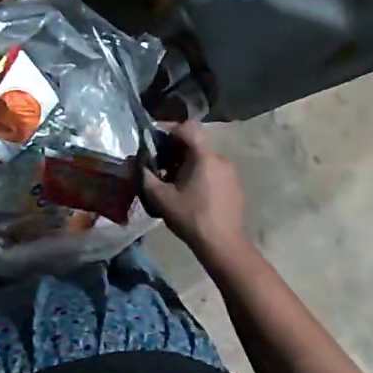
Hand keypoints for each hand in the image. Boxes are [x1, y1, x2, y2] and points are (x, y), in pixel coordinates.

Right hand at [141, 121, 245, 251]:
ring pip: (205, 159)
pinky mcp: (235, 187)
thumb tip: (137, 164)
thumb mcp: (161, 198)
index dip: (170, 129)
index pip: (188, 128)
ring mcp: (231, 173)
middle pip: (196, 144)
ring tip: (174, 182)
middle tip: (160, 165)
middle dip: (176, 150)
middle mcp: (221, 159)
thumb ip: (146, 177)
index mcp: (204, 157)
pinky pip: (214, 172)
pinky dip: (200, 175)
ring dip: (188, 164)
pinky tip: (191, 194)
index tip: (156, 141)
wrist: (222, 244)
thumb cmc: (190, 217)